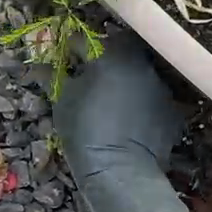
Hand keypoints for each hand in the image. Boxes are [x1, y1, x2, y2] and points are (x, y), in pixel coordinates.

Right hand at [56, 31, 188, 211]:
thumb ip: (53, 77)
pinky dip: (141, 104)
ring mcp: (162, 87)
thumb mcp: (63, 102)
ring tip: (111, 101)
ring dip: (125, 80)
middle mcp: (142, 63)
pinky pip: (152, 98)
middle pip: (120, 51)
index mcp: (112, 55)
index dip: (73, 48)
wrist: (121, 171)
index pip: (87, 39)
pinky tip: (129, 120)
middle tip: (90, 76)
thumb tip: (37, 65)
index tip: (66, 58)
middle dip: (104, 59)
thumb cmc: (85, 131)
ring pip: (139, 74)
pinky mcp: (173, 110)